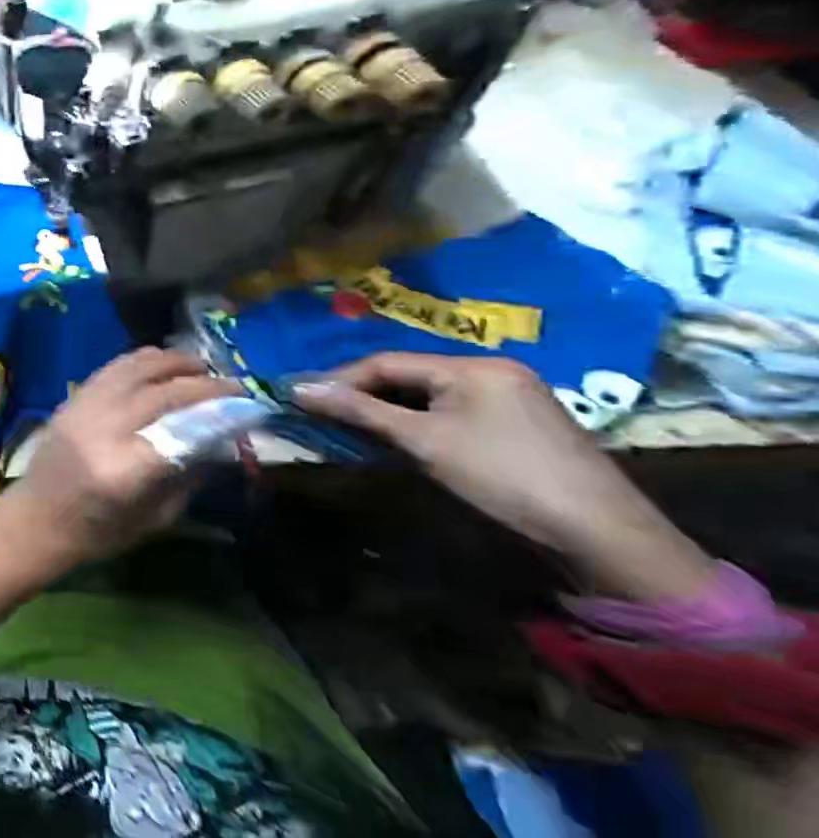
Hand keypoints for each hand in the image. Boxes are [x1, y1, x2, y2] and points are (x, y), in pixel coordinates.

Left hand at [0, 347, 239, 579]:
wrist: (36, 518)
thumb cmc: (98, 531)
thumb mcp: (156, 518)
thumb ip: (189, 476)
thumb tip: (223, 438)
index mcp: (124, 470)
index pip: (182, 429)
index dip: (221, 414)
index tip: (250, 406)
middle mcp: (101, 430)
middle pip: (162, 393)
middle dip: (204, 384)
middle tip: (235, 385)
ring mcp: (82, 409)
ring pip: (134, 369)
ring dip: (173, 362)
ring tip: (202, 367)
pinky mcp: (72, 399)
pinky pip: (111, 368)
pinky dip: (142, 361)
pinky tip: (164, 363)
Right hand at [293, 353, 715, 601]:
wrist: (600, 535)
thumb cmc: (502, 476)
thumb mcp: (422, 441)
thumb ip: (359, 411)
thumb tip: (298, 389)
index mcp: (473, 366)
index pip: (387, 361)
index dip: (340, 379)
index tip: (301, 399)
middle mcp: (492, 372)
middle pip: (407, 376)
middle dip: (361, 394)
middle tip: (320, 414)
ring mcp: (509, 399)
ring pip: (427, 395)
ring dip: (385, 411)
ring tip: (349, 428)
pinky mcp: (516, 426)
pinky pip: (449, 412)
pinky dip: (415, 423)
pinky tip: (396, 440)